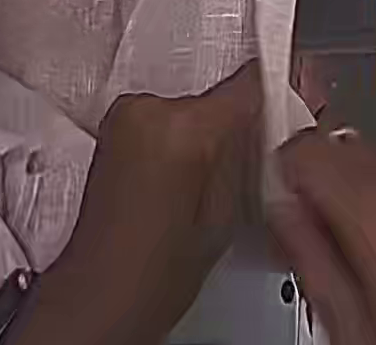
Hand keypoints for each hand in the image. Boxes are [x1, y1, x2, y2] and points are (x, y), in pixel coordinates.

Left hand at [10, 63, 262, 344]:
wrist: (102, 290)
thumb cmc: (154, 272)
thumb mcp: (227, 213)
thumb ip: (249, 152)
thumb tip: (262, 116)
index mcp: (187, 130)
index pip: (245, 84)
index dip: (266, 91)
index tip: (273, 95)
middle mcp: (152, 110)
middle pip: (215, 98)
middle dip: (227, 126)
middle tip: (225, 168)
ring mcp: (128, 112)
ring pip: (188, 106)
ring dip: (195, 131)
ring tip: (188, 180)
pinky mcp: (115, 119)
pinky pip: (162, 112)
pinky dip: (171, 134)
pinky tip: (167, 175)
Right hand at [269, 129, 375, 344]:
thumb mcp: (342, 313)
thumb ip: (305, 249)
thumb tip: (281, 209)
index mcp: (373, 199)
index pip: (304, 143)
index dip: (281, 166)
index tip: (275, 192)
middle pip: (333, 142)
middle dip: (311, 174)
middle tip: (301, 221)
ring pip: (361, 150)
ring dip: (341, 179)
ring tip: (338, 235)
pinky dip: (372, 186)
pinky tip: (372, 233)